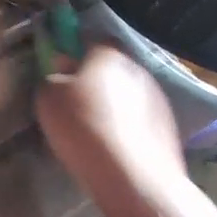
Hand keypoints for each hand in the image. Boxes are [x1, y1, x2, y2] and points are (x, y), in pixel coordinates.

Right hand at [36, 45, 188, 208]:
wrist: (133, 178)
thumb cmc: (81, 126)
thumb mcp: (47, 95)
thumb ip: (54, 75)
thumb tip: (66, 70)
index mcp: (109, 56)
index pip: (95, 37)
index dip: (77, 45)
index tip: (61, 60)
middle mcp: (140, 71)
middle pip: (114, 64)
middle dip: (95, 73)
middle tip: (72, 93)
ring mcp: (160, 101)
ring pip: (129, 90)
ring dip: (113, 99)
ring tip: (92, 121)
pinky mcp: (169, 129)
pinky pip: (140, 115)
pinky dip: (127, 121)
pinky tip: (111, 140)